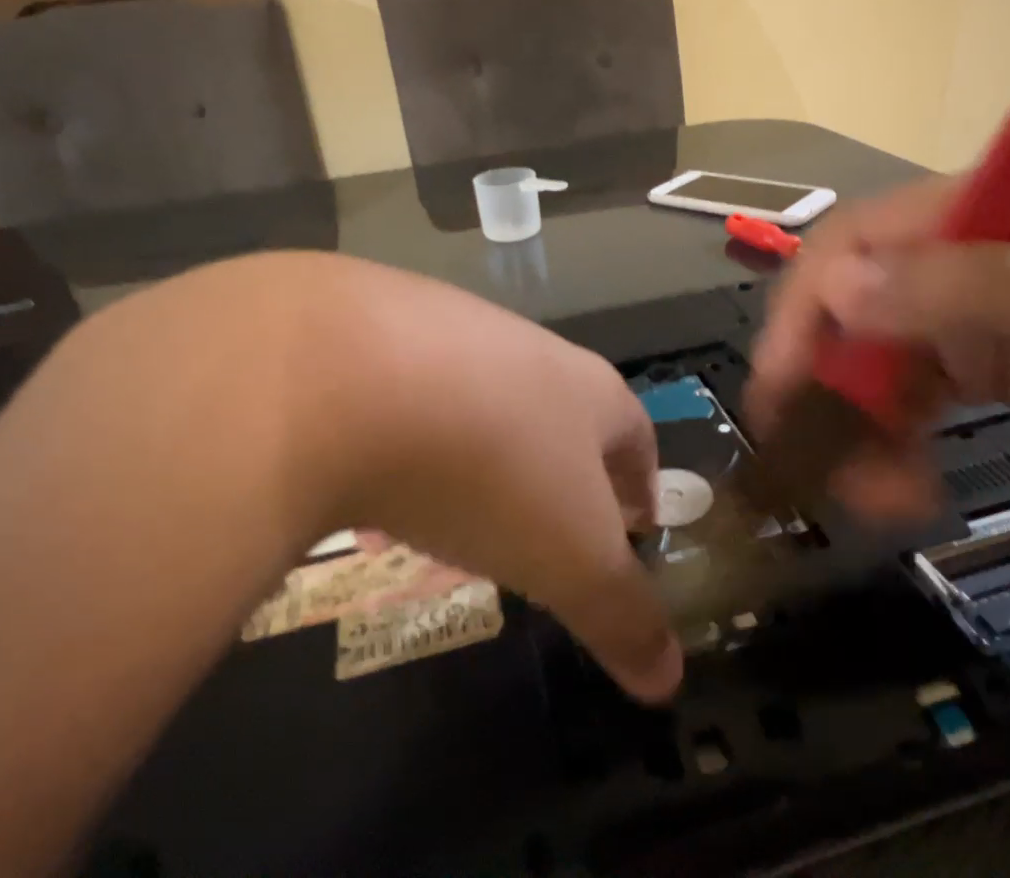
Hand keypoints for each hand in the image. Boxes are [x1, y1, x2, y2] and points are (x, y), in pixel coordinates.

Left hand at [85, 253, 680, 701]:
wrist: (340, 374)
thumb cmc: (488, 470)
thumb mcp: (569, 560)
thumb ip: (621, 616)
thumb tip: (669, 678)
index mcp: (588, 393)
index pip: (635, 437)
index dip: (639, 485)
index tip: (633, 524)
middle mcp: (524, 349)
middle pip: (556, 414)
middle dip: (555, 474)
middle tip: (540, 529)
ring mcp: (441, 331)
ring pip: (474, 405)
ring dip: (474, 459)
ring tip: (449, 514)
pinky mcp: (361, 330)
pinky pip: (395, 400)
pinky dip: (396, 446)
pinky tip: (363, 486)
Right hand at [746, 179, 1009, 516]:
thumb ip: (959, 289)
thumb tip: (837, 290)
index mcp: (960, 215)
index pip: (847, 244)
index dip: (802, 307)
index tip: (779, 379)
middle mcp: (940, 260)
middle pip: (844, 312)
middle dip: (820, 386)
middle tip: (801, 454)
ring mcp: (952, 315)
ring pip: (867, 368)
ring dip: (857, 432)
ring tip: (873, 497)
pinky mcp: (966, 364)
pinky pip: (904, 404)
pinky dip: (894, 446)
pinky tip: (903, 490)